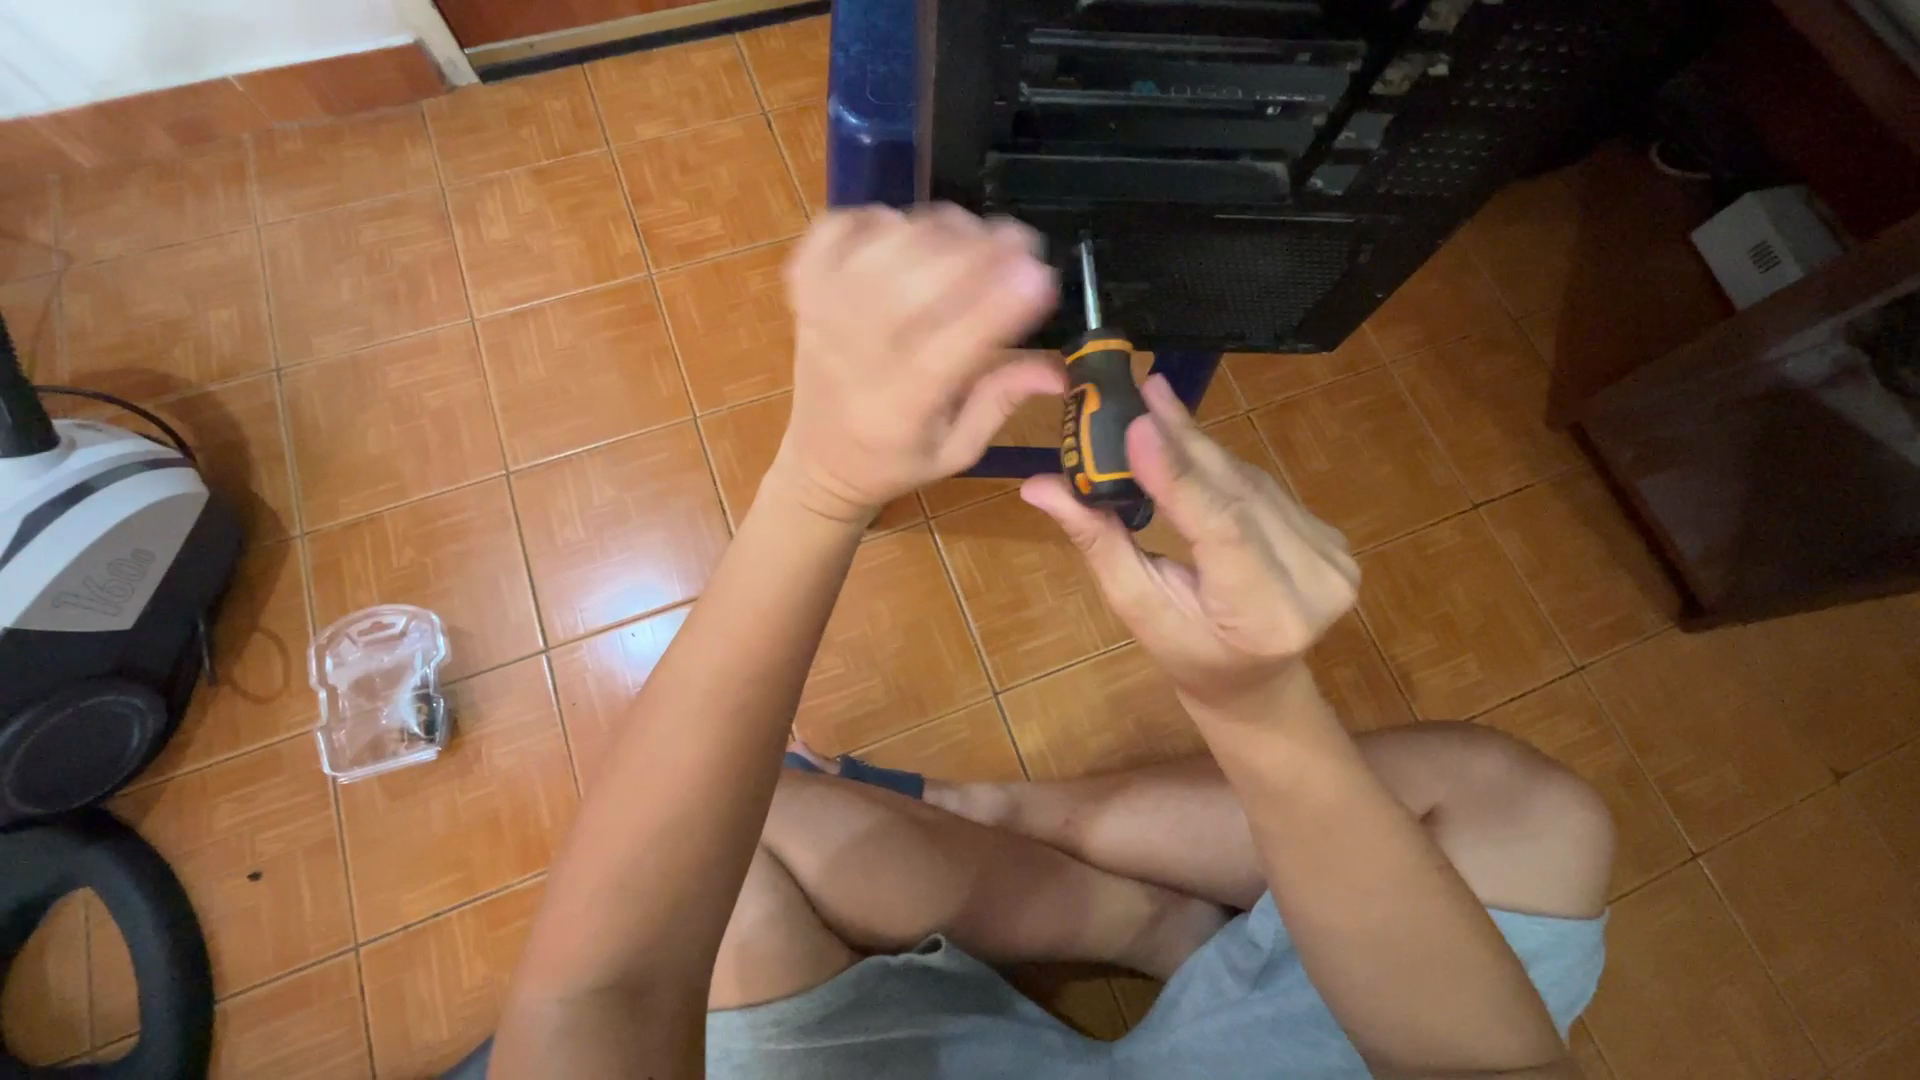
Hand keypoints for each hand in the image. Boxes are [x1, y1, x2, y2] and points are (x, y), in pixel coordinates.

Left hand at [774, 205, 1063, 522]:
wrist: (820, 462)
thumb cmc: (896, 459)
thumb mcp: (958, 450)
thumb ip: (1002, 401)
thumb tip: (1059, 368)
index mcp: (898, 409)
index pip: (951, 347)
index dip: (997, 306)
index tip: (1040, 275)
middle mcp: (855, 358)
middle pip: (915, 284)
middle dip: (978, 252)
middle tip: (1022, 241)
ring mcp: (823, 318)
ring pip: (880, 250)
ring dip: (937, 230)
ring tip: (974, 235)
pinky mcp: (805, 294)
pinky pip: (834, 231)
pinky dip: (874, 219)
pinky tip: (907, 232)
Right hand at [1021, 376, 1360, 708]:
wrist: (1254, 680)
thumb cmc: (1185, 653)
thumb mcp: (1137, 606)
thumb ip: (1099, 543)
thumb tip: (1039, 486)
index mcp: (1263, 617)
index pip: (1221, 532)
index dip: (1179, 476)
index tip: (1138, 424)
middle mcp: (1314, 584)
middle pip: (1239, 495)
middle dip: (1185, 443)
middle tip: (1141, 392)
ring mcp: (1334, 559)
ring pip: (1253, 483)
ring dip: (1201, 447)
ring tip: (1155, 407)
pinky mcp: (1333, 539)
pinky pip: (1267, 489)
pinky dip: (1223, 465)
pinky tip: (1190, 441)